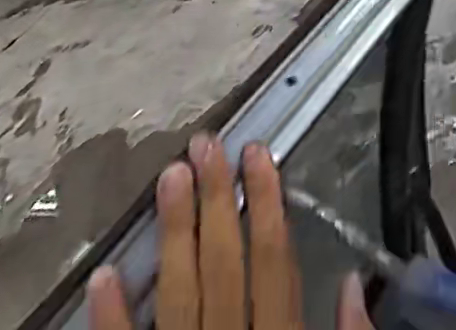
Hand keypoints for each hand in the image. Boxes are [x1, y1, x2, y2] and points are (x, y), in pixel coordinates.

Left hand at [88, 134, 372, 329]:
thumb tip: (352, 285)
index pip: (275, 267)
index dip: (268, 205)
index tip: (258, 153)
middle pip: (224, 267)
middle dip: (217, 201)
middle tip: (206, 144)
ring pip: (179, 297)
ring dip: (173, 235)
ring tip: (169, 175)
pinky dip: (114, 319)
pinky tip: (104, 272)